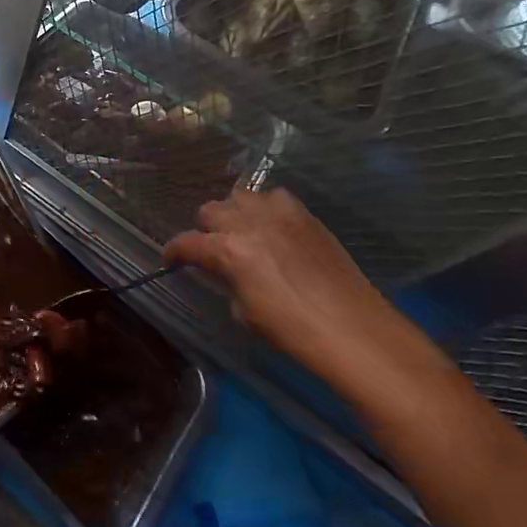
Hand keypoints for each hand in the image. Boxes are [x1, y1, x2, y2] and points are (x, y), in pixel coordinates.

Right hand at [162, 188, 428, 387]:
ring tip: (240, 232)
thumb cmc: (293, 330)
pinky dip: (264, 208)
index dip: (173, 251)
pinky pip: (274, 198)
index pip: (187, 242)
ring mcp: (281, 214)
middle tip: (210, 249)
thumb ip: (227, 281)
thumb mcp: (245, 312)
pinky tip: (271, 228)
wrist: (355, 329)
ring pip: (241, 195)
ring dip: (233, 212)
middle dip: (204, 229)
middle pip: (210, 210)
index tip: (171, 260)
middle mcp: (251, 223)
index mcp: (230, 250)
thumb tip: (224, 272)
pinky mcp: (306, 216)